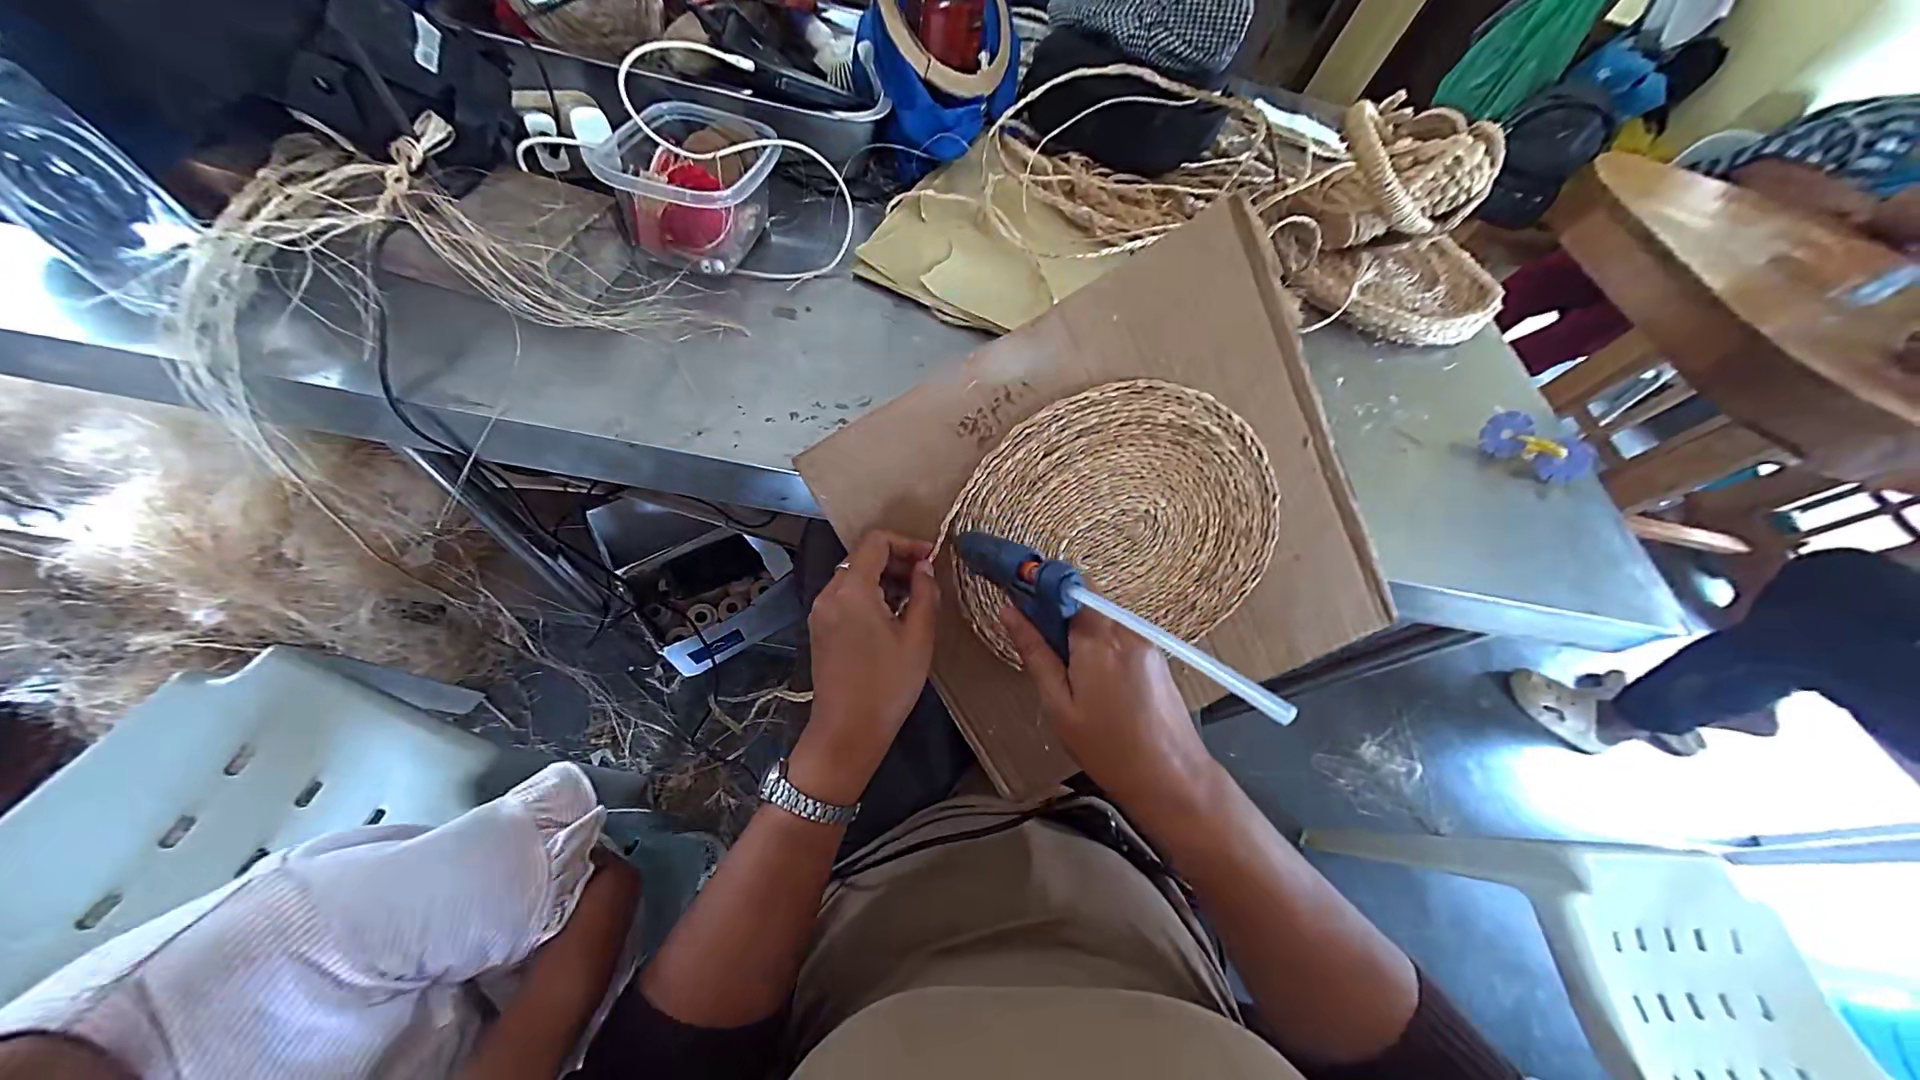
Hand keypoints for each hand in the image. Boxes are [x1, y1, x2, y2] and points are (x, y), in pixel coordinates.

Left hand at [789, 530, 938, 805]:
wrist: (847, 731)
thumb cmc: (888, 685)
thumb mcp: (918, 637)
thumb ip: (924, 593)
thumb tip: (924, 567)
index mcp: (851, 590)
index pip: (876, 542)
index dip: (907, 542)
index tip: (931, 557)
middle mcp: (829, 594)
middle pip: (862, 557)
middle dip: (897, 560)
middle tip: (927, 579)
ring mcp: (821, 612)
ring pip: (854, 576)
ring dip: (884, 578)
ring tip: (915, 599)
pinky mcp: (820, 628)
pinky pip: (846, 596)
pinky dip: (870, 595)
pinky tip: (893, 615)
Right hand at [1000, 604, 1218, 808]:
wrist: (1171, 778)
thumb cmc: (1108, 748)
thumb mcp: (1059, 705)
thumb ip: (1034, 653)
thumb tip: (1009, 611)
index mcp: (1099, 639)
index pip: (1069, 585)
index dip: (1042, 585)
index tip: (1020, 597)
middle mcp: (1126, 630)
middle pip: (1086, 597)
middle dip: (1059, 610)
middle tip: (1039, 643)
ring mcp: (1145, 641)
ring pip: (1102, 615)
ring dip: (1080, 628)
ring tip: (1068, 671)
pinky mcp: (1156, 655)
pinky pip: (1120, 633)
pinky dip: (1100, 642)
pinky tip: (1094, 680)